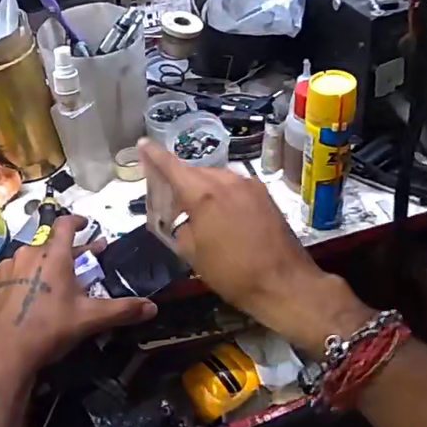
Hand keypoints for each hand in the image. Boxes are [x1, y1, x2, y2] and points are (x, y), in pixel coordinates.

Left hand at [0, 215, 155, 387]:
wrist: (1, 355)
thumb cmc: (48, 329)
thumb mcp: (89, 319)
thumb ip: (121, 310)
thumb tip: (152, 308)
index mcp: (54, 255)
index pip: (66, 224)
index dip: (77, 221)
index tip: (86, 225)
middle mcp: (28, 253)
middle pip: (50, 244)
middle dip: (67, 252)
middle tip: (79, 264)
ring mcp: (6, 268)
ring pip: (29, 258)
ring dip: (43, 265)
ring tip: (52, 283)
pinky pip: (11, 274)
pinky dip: (22, 279)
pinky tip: (26, 296)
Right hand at [137, 140, 372, 353]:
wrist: (284, 283)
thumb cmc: (234, 274)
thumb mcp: (195, 256)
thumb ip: (181, 230)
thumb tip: (183, 221)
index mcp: (204, 194)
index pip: (172, 166)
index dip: (154, 155)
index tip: (142, 144)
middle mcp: (227, 181)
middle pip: (195, 172)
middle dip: (180, 182)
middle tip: (170, 203)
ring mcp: (249, 185)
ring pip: (216, 178)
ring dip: (202, 189)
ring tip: (196, 213)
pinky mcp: (265, 194)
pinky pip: (234, 187)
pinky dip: (222, 195)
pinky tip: (222, 216)